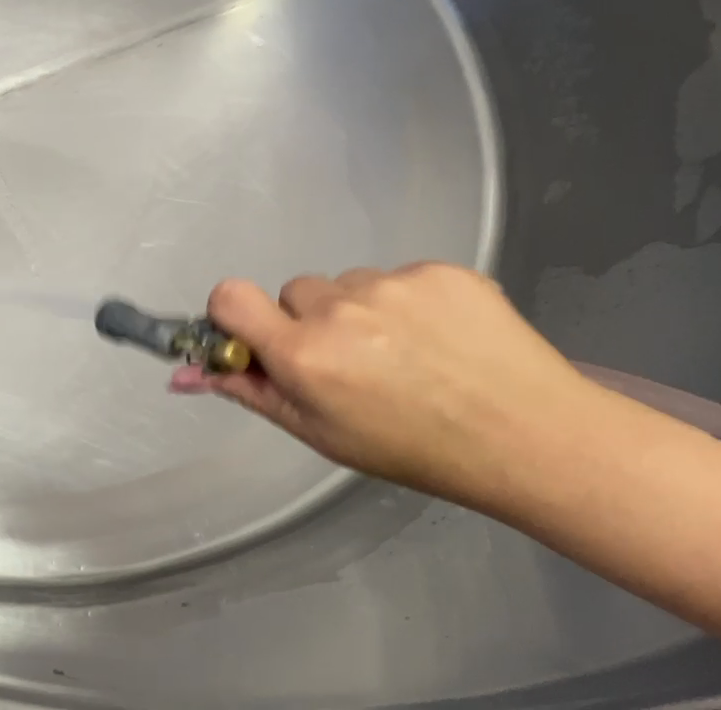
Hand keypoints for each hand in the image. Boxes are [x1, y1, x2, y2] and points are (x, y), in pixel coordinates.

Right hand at [171, 263, 598, 506]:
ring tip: (409, 352)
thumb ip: (249, 392)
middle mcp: (338, 311)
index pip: (229, 297)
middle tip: (352, 361)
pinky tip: (443, 338)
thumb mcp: (319, 433)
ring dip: (360, 310)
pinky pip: (397, 276)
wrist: (538, 441)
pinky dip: (408, 301)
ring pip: (346, 284)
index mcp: (303, 354)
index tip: (258, 337)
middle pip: (293, 292)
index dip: (234, 314)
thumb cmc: (415, 449)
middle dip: (309, 321)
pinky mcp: (440, 271)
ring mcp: (392, 285)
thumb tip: (183, 372)